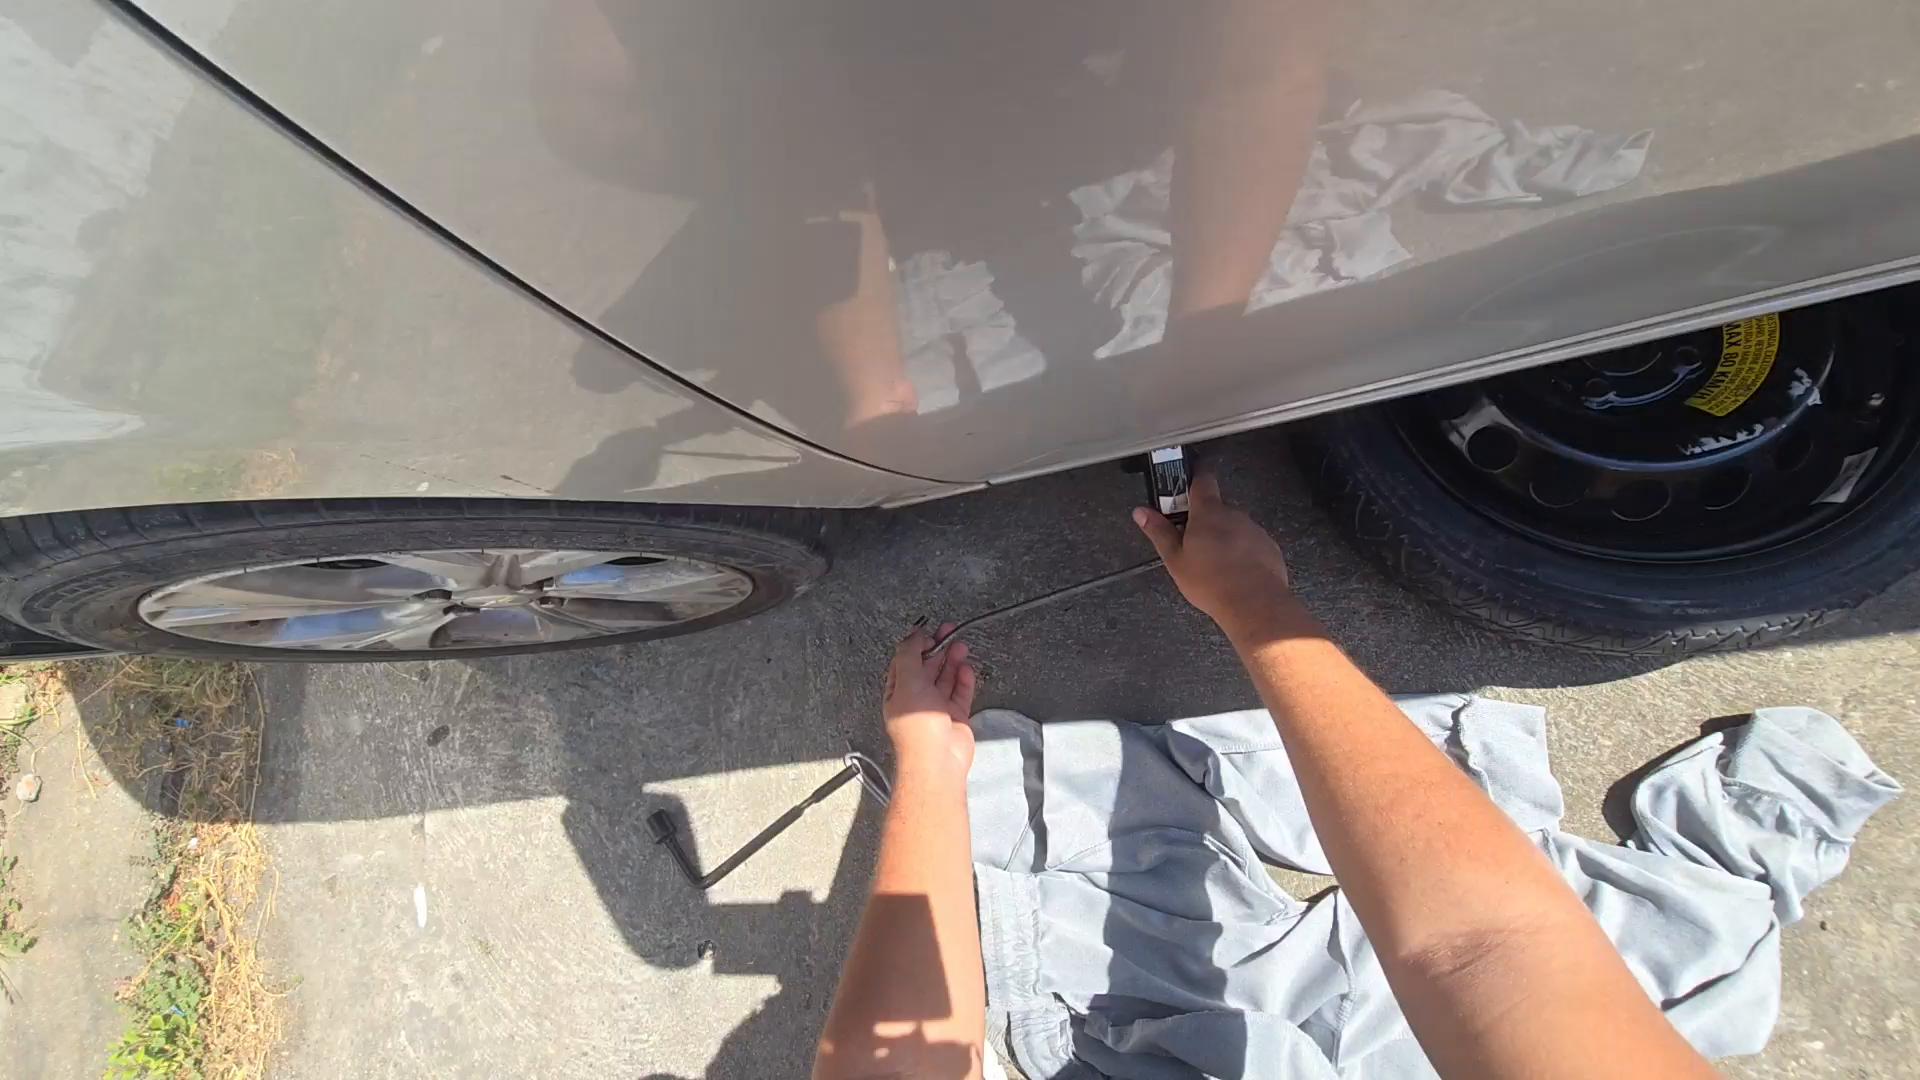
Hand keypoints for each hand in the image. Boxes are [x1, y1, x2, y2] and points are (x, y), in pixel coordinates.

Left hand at [882, 624, 977, 776]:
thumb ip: (909, 655)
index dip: (917, 645)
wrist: (938, 759)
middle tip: (948, 633)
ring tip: (960, 645)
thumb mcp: (907, 681)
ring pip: (945, 677)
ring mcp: (937, 709)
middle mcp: (916, 700)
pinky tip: (966, 667)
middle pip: (928, 667)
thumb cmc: (917, 730)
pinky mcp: (955, 716)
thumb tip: (913, 636)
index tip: (929, 633)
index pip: (906, 661)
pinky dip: (964, 678)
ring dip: (952, 660)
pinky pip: (961, 692)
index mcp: (898, 692)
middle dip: (938, 648)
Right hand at [1133, 470, 1295, 635]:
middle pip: (1216, 505)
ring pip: (1233, 525)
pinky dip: (1240, 551)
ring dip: (1222, 536)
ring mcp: (1253, 530)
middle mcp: (1234, 514)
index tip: (1182, 488)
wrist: (1253, 604)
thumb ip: (1159, 531)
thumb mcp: (1175, 558)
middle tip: (1189, 538)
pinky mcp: (1268, 547)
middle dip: (1203, 517)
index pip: (1202, 479)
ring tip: (1211, 561)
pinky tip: (1230, 570)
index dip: (1192, 479)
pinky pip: (1249, 542)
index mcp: (1208, 513)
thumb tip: (1142, 513)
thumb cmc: (1212, 582)